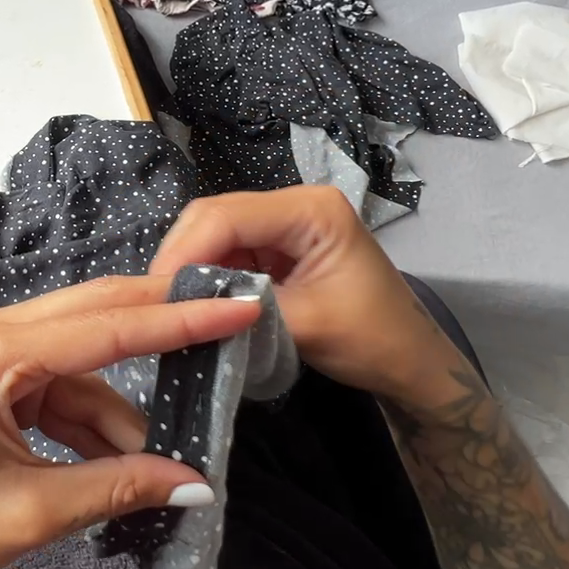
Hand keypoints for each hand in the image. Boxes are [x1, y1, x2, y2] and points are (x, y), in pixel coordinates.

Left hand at [0, 276, 260, 568]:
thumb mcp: (32, 510)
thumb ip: (119, 486)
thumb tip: (195, 483)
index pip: (105, 326)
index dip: (178, 320)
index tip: (235, 305)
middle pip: (95, 317)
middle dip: (160, 332)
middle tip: (224, 334)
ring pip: (82, 364)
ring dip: (121, 412)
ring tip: (159, 464)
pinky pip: (60, 389)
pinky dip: (91, 424)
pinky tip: (118, 464)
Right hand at [150, 186, 468, 407]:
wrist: (411, 364)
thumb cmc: (374, 340)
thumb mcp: (308, 326)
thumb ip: (246, 309)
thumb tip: (187, 307)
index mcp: (311, 209)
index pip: (228, 215)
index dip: (187, 249)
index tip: (159, 290)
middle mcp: (293, 204)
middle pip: (214, 216)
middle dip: (181, 254)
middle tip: (157, 297)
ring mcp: (282, 224)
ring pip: (212, 232)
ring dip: (189, 264)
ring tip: (168, 299)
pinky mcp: (274, 246)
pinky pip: (225, 250)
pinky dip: (204, 273)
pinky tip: (191, 296)